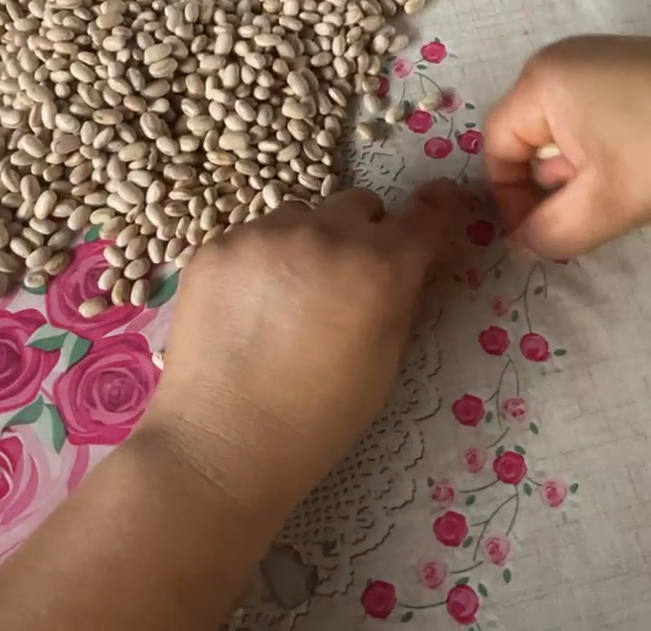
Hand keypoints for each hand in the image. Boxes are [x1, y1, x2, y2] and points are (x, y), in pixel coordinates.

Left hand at [137, 182, 467, 515]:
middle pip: (360, 204)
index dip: (433, 212)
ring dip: (308, 241)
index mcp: (378, 268)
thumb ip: (401, 297)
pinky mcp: (216, 244)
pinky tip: (244, 305)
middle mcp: (324, 235)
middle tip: (344, 278)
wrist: (220, 446)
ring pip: (302, 214)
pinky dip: (259, 259)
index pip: (422, 216)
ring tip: (285, 295)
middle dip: (363, 232)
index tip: (435, 208)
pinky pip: (253, 234)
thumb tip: (409, 261)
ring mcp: (263, 233)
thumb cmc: (317, 420)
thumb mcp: (385, 362)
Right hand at [484, 36, 650, 257]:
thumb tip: (521, 246)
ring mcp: (607, 60)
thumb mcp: (606, 204)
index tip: (542, 236)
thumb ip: (550, 234)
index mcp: (542, 80)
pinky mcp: (642, 69)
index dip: (510, 199)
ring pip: (570, 133)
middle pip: (532, 138)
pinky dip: (614, 153)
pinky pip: (602, 118)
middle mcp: (566, 60)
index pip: (496, 146)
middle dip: (556, 186)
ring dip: (588, 174)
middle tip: (596, 214)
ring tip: (634, 192)